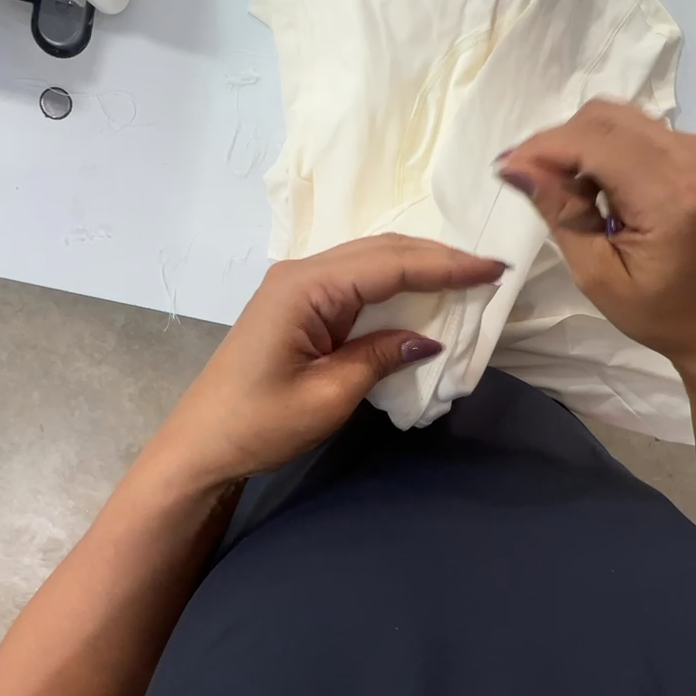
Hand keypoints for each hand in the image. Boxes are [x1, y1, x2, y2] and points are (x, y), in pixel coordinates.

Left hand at [148, 235, 504, 487]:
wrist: (202, 444)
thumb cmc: (259, 424)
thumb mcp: (328, 396)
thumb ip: (380, 357)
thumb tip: (429, 338)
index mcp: (306, 287)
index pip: (390, 264)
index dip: (445, 266)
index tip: (493, 267)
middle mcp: (301, 273)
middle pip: (382, 251)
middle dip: (438, 258)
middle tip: (489, 268)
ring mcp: (297, 286)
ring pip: (370, 261)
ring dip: (418, 266)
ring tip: (466, 276)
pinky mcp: (298, 304)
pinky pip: (356, 282)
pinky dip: (393, 284)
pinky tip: (421, 292)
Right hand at [496, 100, 695, 374]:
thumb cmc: (659, 313)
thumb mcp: (597, 275)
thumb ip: (560, 213)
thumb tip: (515, 168)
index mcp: (671, 195)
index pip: (594, 141)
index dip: (542, 148)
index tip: (505, 170)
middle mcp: (694, 156)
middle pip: (604, 118)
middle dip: (557, 145)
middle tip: (533, 185)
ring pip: (618, 119)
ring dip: (580, 147)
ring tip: (569, 195)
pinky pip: (638, 131)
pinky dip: (606, 151)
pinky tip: (600, 191)